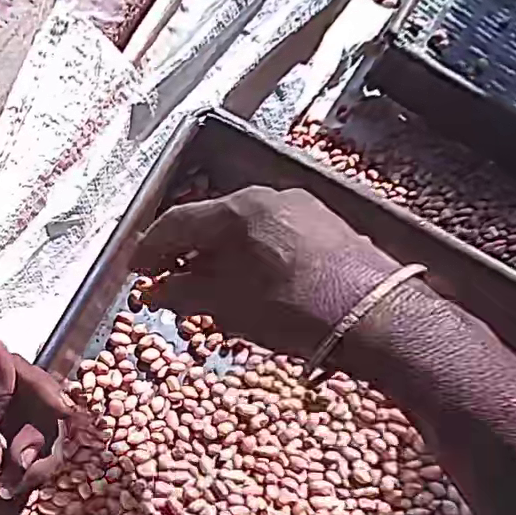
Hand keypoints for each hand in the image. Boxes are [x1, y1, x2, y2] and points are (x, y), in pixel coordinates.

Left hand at [0, 336, 75, 514]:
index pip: (11, 369)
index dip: (38, 385)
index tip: (58, 407)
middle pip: (36, 396)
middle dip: (37, 428)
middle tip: (26, 455)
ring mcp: (7, 436)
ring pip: (47, 426)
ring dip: (34, 455)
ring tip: (11, 477)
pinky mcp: (23, 461)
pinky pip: (48, 453)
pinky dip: (36, 473)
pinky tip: (13, 489)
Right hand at [133, 186, 404, 356]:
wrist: (378, 317)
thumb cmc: (295, 309)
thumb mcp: (228, 305)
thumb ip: (183, 293)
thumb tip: (155, 291)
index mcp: (239, 209)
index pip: (178, 221)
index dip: (150, 248)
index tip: (137, 271)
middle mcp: (269, 197)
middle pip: (209, 221)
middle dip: (183, 253)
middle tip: (165, 280)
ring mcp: (301, 208)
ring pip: (241, 229)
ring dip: (215, 255)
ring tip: (203, 286)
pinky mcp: (324, 226)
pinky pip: (269, 235)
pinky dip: (246, 256)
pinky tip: (245, 282)